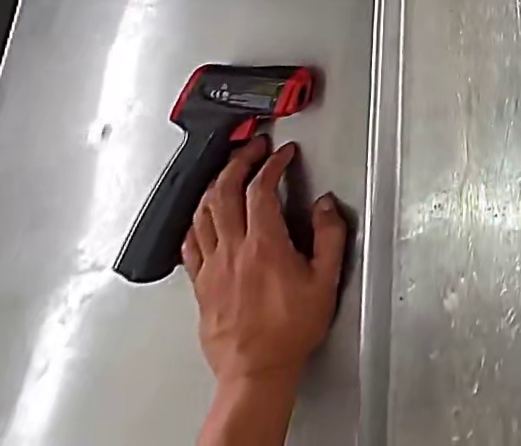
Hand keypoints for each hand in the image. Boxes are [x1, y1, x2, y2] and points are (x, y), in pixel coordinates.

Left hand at [183, 137, 346, 388]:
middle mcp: (233, 252)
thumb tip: (325, 205)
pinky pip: (189, 242)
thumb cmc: (291, 331)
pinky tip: (205, 214)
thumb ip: (330, 236)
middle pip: (224, 191)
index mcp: (264, 247)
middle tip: (253, 148)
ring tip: (230, 170)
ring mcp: (212, 268)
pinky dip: (197, 219)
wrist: (257, 372)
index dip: (273, 163)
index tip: (283, 154)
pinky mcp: (201, 285)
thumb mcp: (326, 280)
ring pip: (202, 212)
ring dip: (216, 183)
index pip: (261, 189)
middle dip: (239, 160)